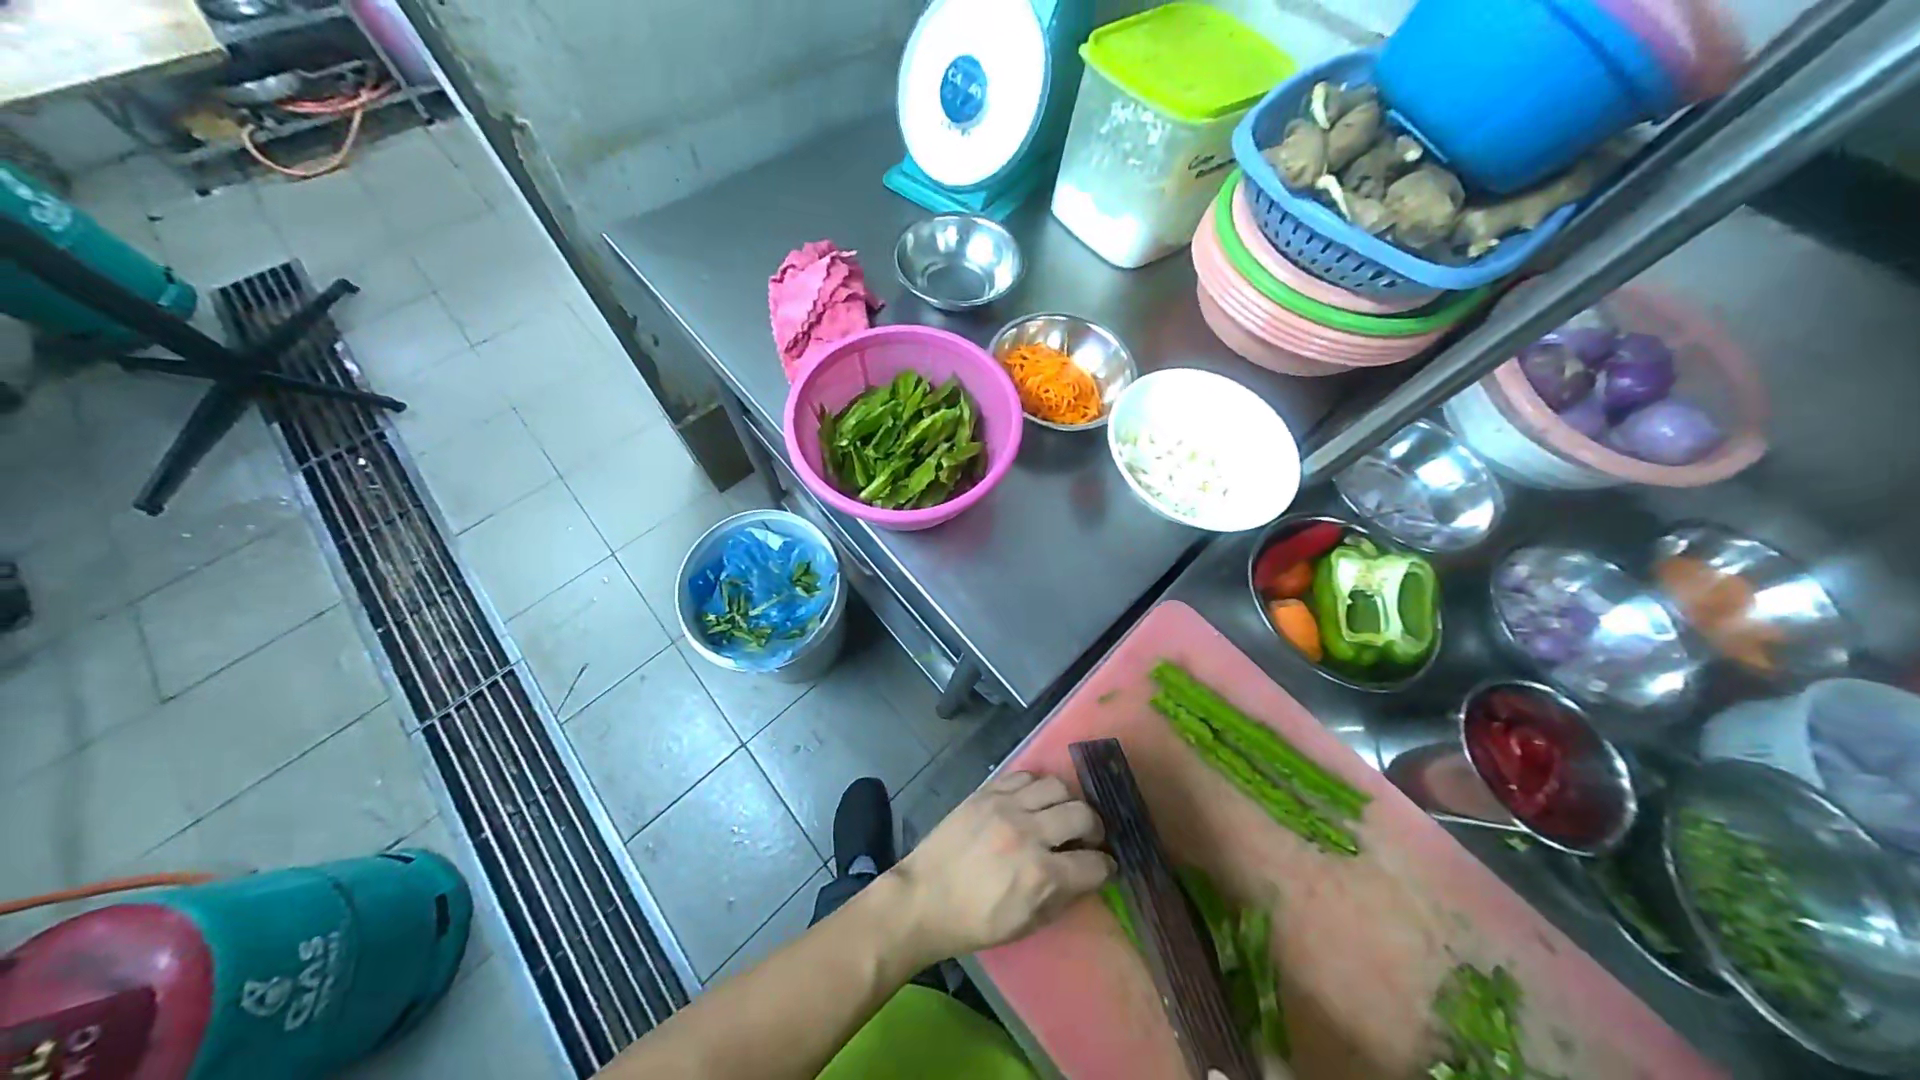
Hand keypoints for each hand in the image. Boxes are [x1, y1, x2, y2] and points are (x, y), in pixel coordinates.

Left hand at [887, 772, 1114, 963]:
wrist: (924, 898)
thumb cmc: (976, 921)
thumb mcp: (1026, 924)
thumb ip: (1063, 896)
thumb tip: (1088, 875)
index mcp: (1041, 875)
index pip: (1095, 862)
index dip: (1106, 867)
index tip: (1104, 866)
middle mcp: (1028, 833)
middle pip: (1083, 814)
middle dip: (1095, 829)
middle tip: (1088, 838)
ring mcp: (1006, 806)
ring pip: (1057, 786)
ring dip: (1067, 802)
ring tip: (1060, 815)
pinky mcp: (986, 792)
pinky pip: (1025, 775)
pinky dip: (1037, 787)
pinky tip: (1033, 802)